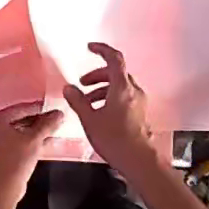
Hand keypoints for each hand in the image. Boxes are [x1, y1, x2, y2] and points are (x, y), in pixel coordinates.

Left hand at [0, 101, 63, 190]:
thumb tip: (58, 114)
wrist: (5, 188)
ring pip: (20, 130)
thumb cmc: (15, 161)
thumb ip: (47, 124)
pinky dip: (30, 139)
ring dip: (36, 130)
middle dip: (39, 120)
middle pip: (20, 119)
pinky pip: (17, 140)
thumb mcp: (34, 139)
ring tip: (53, 129)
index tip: (52, 107)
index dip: (39, 108)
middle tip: (55, 118)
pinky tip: (46, 140)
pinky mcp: (1, 152)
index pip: (21, 108)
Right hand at [63, 43, 159, 176]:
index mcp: (122, 87)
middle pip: (115, 73)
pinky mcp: (140, 113)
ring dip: (102, 89)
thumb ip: (78, 101)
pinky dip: (110, 98)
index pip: (114, 59)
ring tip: (86, 102)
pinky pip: (124, 97)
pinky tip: (99, 112)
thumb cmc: (114, 139)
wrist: (138, 160)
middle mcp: (134, 91)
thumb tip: (69, 88)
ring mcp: (139, 102)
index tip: (89, 48)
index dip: (102, 50)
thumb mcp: (90, 119)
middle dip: (97, 75)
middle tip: (82, 84)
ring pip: (119, 86)